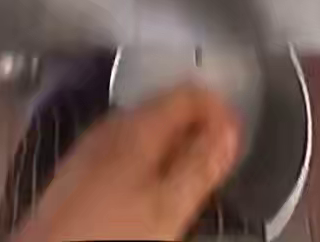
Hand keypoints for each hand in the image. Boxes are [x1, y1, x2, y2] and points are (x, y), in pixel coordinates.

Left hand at [11, 84, 240, 241]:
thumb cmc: (112, 236)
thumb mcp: (166, 209)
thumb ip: (200, 165)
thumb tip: (230, 126)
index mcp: (138, 124)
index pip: (188, 92)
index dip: (219, 107)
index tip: (239, 134)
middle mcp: (114, 123)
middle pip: (166, 108)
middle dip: (197, 125)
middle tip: (222, 155)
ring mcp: (93, 145)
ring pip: (146, 128)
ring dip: (174, 143)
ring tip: (194, 174)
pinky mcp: (80, 170)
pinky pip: (127, 148)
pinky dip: (150, 158)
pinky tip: (153, 187)